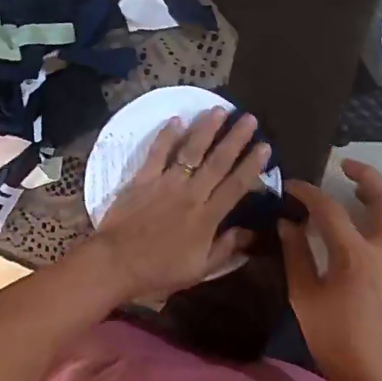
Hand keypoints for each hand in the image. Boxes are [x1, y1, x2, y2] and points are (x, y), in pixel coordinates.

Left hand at [87, 108, 272, 300]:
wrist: (117, 261)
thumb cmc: (159, 270)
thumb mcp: (199, 269)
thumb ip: (225, 249)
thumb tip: (249, 233)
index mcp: (207, 217)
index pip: (236, 186)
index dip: (252, 166)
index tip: (265, 147)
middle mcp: (190, 194)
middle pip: (217, 162)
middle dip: (235, 138)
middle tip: (249, 118)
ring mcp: (164, 183)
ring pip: (190, 151)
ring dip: (205, 129)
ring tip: (218, 110)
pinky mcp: (141, 179)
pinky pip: (156, 153)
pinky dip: (167, 135)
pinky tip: (177, 119)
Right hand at [278, 159, 381, 380]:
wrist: (376, 372)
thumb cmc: (332, 334)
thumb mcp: (303, 293)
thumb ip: (296, 253)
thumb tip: (288, 223)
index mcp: (355, 256)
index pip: (329, 209)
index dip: (308, 192)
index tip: (291, 185)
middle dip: (365, 177)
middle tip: (345, 166)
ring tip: (367, 193)